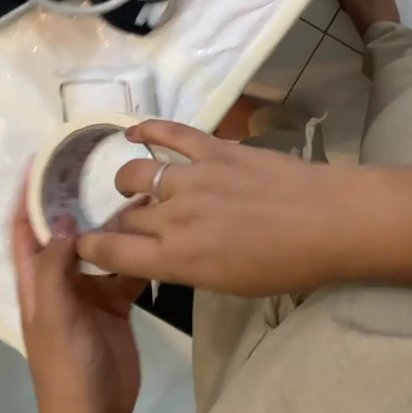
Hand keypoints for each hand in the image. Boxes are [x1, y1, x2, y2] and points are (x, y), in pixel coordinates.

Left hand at [10, 179, 147, 412]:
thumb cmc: (66, 365)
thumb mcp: (54, 313)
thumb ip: (56, 266)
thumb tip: (66, 219)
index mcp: (34, 282)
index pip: (23, 230)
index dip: (25, 196)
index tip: (39, 161)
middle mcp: (58, 281)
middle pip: (64, 233)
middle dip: (75, 201)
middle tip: (98, 166)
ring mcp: (88, 293)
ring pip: (100, 248)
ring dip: (113, 225)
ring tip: (137, 193)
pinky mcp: (115, 304)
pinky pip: (127, 270)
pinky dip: (139, 254)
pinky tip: (157, 233)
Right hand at [77, 120, 367, 296]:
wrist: (328, 222)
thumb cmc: (286, 265)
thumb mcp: (228, 283)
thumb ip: (187, 266)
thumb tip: (163, 252)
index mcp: (177, 260)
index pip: (112, 251)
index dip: (89, 246)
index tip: (83, 242)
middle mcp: (175, 218)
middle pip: (126, 214)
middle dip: (119, 219)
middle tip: (129, 220)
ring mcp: (193, 179)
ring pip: (137, 173)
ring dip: (129, 180)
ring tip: (133, 182)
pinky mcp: (214, 149)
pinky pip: (170, 133)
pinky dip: (148, 129)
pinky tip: (133, 131)